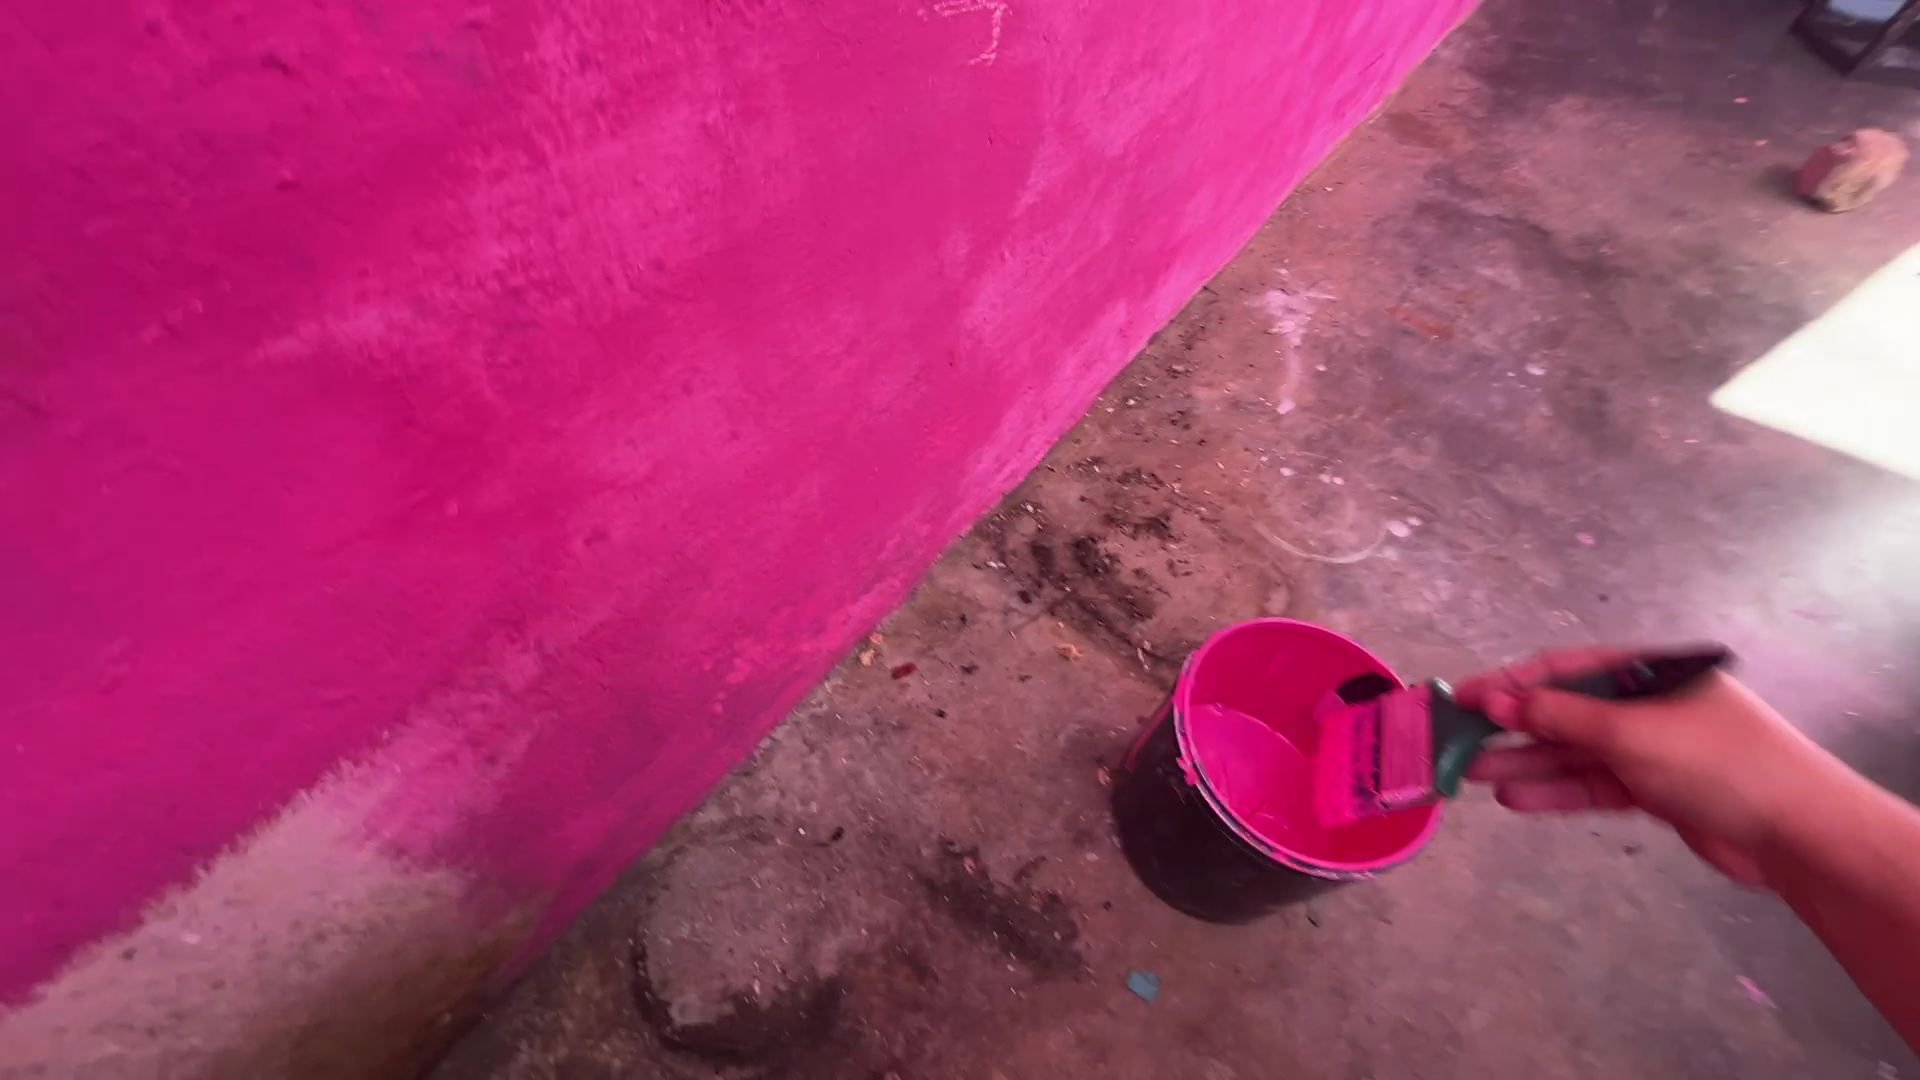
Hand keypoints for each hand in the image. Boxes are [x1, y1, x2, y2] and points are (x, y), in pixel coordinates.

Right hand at [1455, 646, 1830, 887]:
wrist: (1805, 840)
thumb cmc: (1715, 762)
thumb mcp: (1626, 731)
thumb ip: (1554, 716)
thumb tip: (1490, 702)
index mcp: (1644, 674)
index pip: (1560, 670)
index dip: (1507, 683)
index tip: (1463, 698)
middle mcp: (1641, 706)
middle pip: (1559, 712)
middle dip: (1508, 728)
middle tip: (1456, 739)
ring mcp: (1645, 748)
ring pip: (1568, 751)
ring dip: (1522, 763)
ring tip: (1471, 774)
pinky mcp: (1649, 789)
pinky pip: (1588, 784)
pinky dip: (1554, 791)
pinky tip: (1515, 800)